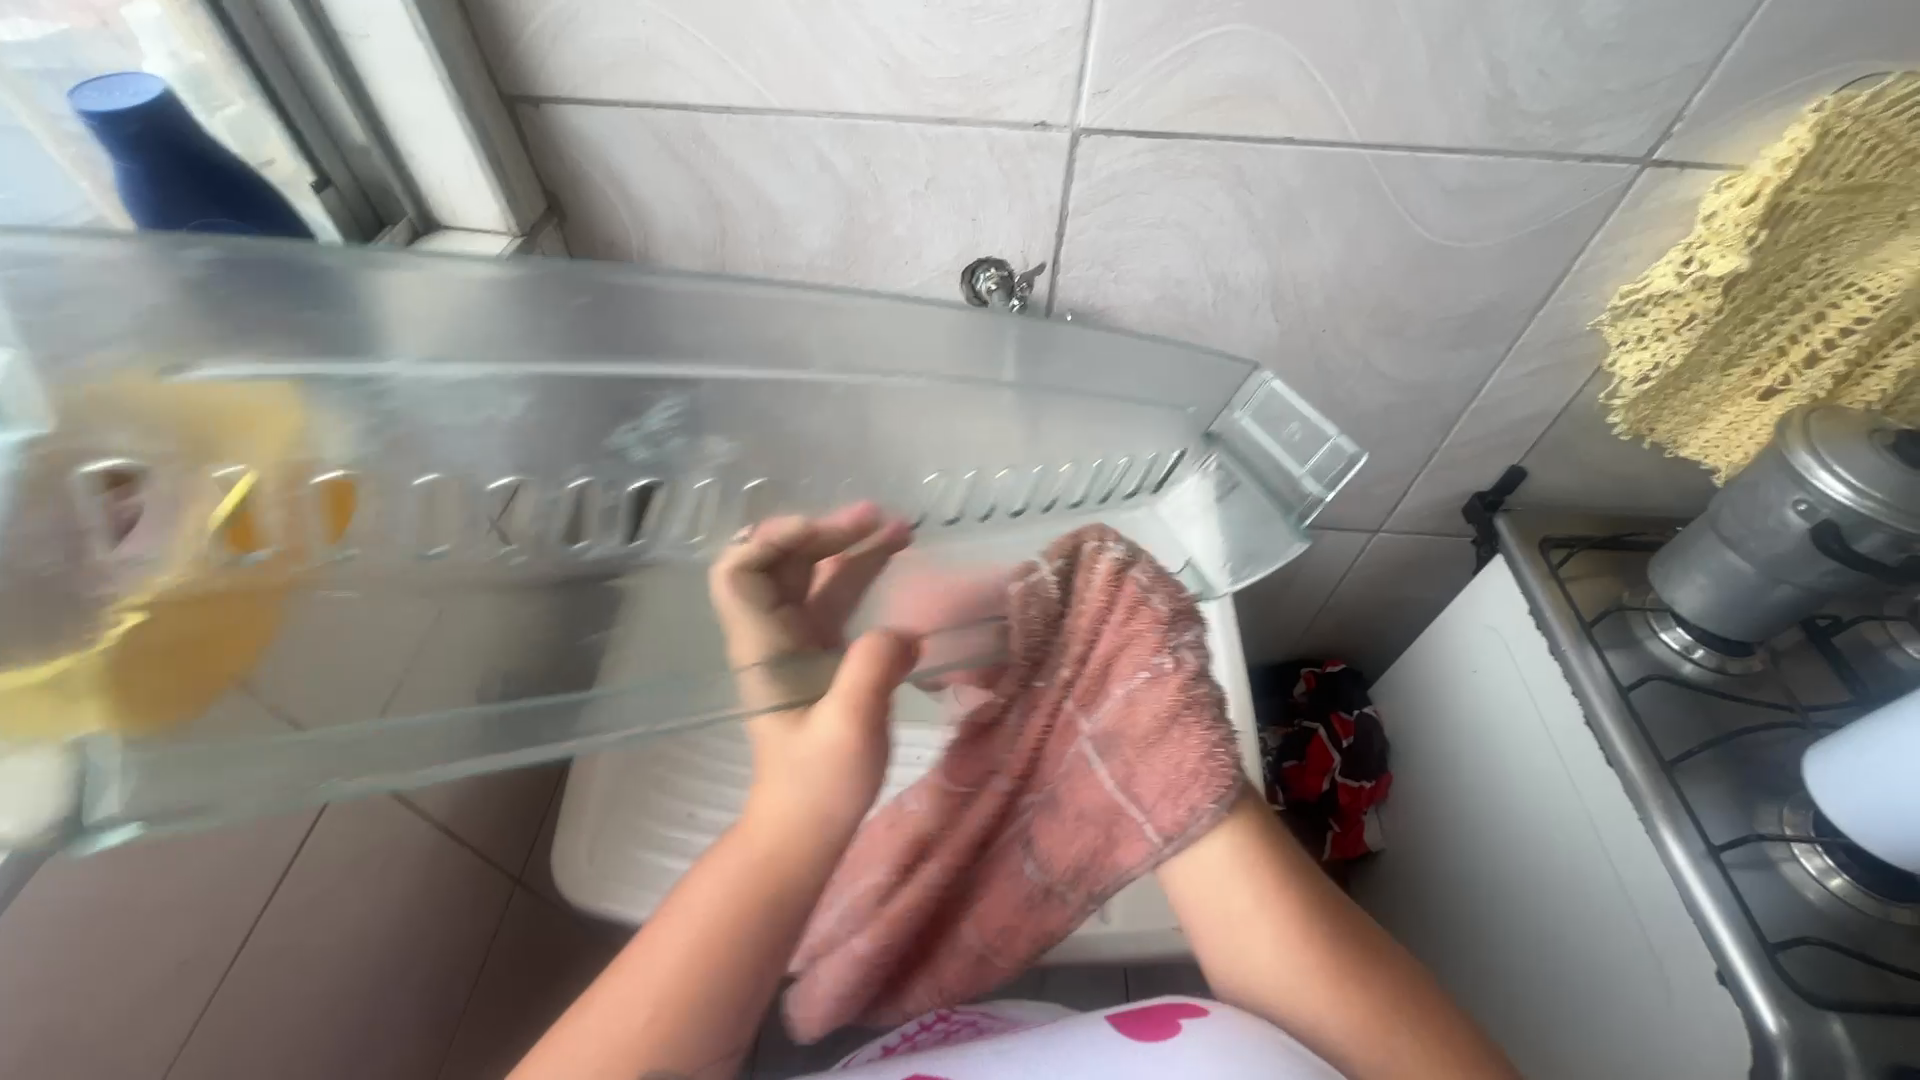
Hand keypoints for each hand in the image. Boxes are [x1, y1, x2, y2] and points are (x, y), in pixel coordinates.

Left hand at [708, 503, 917, 835]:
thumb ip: (871, 669)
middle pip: (781, 562)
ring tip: (899, 528)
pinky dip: (862, 575)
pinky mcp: (822, 655)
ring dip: (851, 547)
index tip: (824, 532)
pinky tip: (895, 562)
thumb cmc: (817, 784)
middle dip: (825, 532)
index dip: (771, 540)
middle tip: (879, 518)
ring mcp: (798, 642)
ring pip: (814, 576)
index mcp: (762, 646)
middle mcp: (773, 635)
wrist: (806, 828)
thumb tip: (903, 631)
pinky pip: (837, 599)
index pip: (737, 573)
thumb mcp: (849, 728)